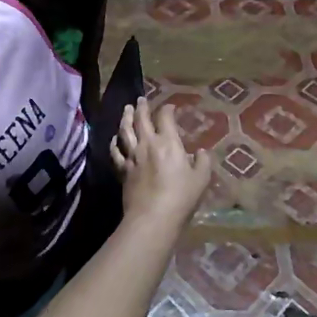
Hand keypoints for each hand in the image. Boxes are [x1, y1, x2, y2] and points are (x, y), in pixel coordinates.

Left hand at [109, 98, 211, 223]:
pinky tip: (114, 139)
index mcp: (168, 142)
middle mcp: (147, 144)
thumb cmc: (181, 197)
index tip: (169, 106)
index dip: (167, 109)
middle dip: (142, 108)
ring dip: (125, 118)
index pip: (165, 118)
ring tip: (126, 110)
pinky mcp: (122, 170)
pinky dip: (114, 143)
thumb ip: (203, 162)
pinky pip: (115, 152)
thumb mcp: (201, 179)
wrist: (153, 217)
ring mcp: (132, 157)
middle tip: (140, 99)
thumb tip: (201, 152)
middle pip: (141, 120)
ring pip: (125, 132)